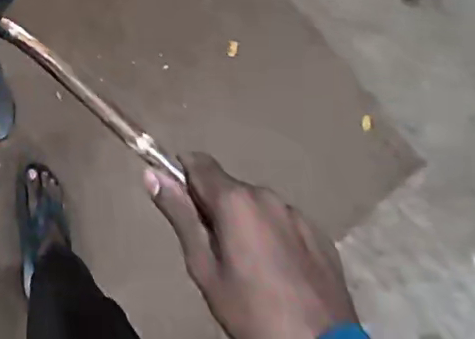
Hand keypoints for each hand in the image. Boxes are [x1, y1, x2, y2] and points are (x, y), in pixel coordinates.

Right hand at [146, 153, 357, 338]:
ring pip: (256, 205)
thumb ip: (179, 215)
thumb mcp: (204, 268)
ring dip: (246, 221)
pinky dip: (274, 235)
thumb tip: (151, 174)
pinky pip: (284, 223)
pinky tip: (280, 272)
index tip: (185, 212)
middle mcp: (266, 196)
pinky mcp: (323, 239)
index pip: (196, 162)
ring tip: (252, 266)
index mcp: (235, 199)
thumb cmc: (253, 312)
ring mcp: (298, 217)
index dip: (184, 181)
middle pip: (227, 186)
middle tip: (216, 250)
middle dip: (215, 206)